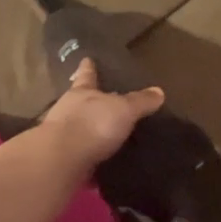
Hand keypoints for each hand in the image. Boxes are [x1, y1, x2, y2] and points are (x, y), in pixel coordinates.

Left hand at [39, 58, 165, 164]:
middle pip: (79, 100)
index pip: (87, 75)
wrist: (62, 158)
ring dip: (88, 130)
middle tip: (101, 101)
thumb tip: (159, 91)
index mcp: (82, 92)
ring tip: (104, 135)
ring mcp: (61, 134)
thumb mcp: (124, 109)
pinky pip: (78, 152)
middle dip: (88, 100)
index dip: (88, 67)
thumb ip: (140, 101)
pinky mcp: (61, 157)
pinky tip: (98, 161)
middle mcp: (68, 109)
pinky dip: (87, 155)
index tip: (87, 59)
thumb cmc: (93, 124)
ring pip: (76, 126)